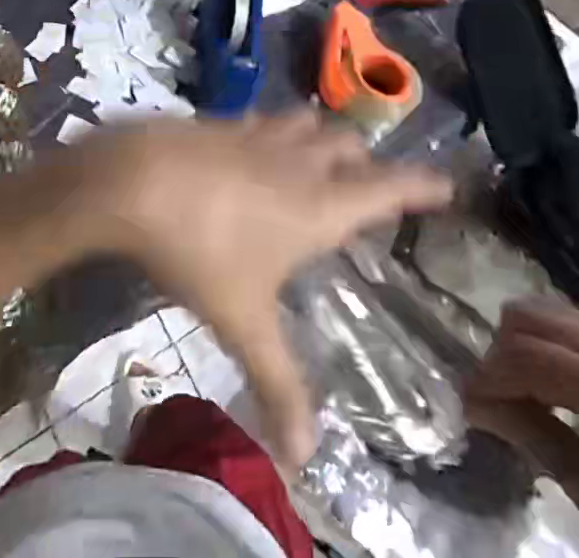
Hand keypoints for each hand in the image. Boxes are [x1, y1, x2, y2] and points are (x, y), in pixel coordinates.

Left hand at [50, 111, 451, 462]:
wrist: (133, 181)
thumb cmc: (201, 251)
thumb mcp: (243, 323)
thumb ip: (277, 384)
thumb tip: (303, 458)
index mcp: (321, 206)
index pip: (390, 189)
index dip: (423, 186)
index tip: (445, 186)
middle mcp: (300, 162)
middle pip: (352, 147)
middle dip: (368, 162)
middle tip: (367, 183)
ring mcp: (260, 135)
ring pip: (310, 123)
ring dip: (324, 138)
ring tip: (320, 156)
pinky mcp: (223, 122)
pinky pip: (263, 120)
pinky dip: (274, 131)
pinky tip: (254, 145)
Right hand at [466, 299, 578, 557]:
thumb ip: (546, 444)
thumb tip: (479, 403)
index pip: (532, 357)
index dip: (487, 378)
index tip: (462, 407)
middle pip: (539, 320)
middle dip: (501, 356)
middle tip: (488, 406)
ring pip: (560, 316)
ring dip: (526, 348)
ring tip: (514, 398)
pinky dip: (554, 349)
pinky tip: (553, 390)